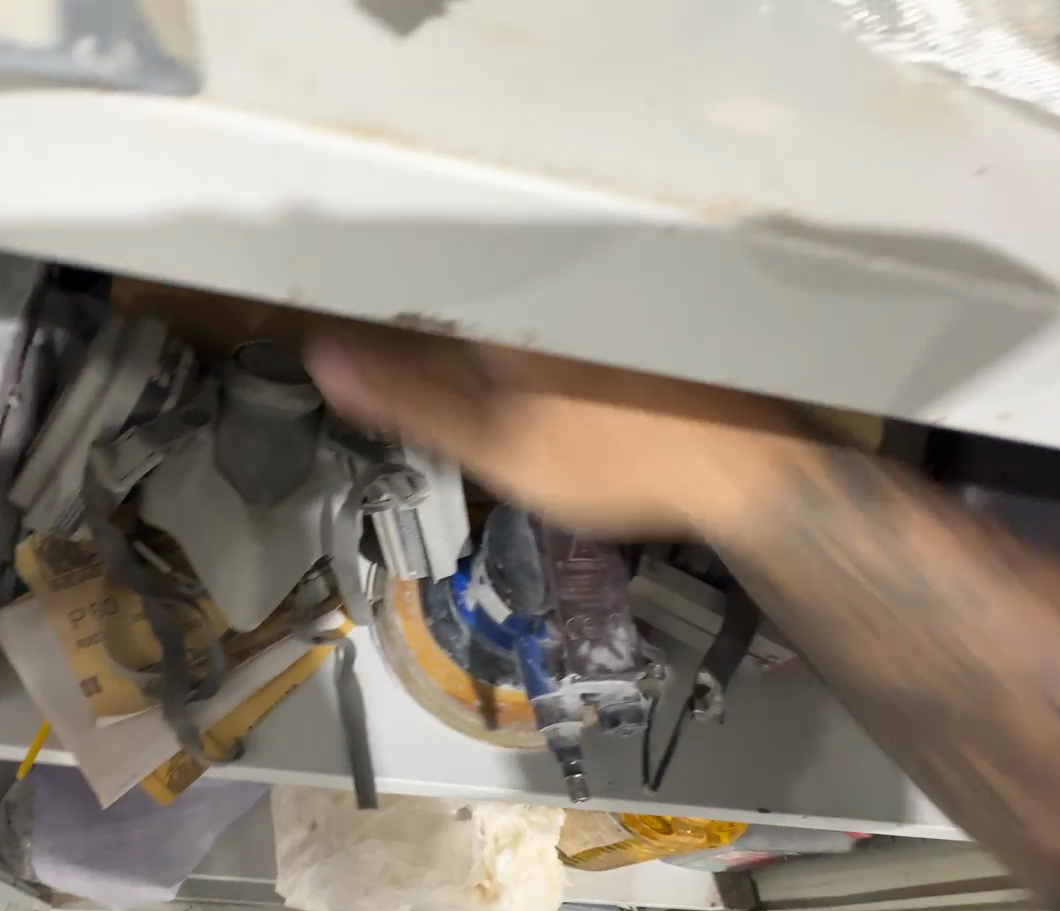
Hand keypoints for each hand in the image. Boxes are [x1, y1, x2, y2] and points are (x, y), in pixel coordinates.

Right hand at [305, 329, 813, 539]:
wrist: (735, 473)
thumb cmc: (613, 463)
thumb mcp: (495, 447)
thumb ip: (409, 402)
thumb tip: (325, 358)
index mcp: (501, 310)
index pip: (400, 292)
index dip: (358, 320)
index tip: (332, 348)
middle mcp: (537, 290)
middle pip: (437, 297)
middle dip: (400, 332)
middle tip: (372, 372)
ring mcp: (573, 302)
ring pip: (481, 310)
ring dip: (444, 336)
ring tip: (420, 376)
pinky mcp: (601, 320)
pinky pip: (524, 320)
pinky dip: (495, 344)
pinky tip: (496, 376)